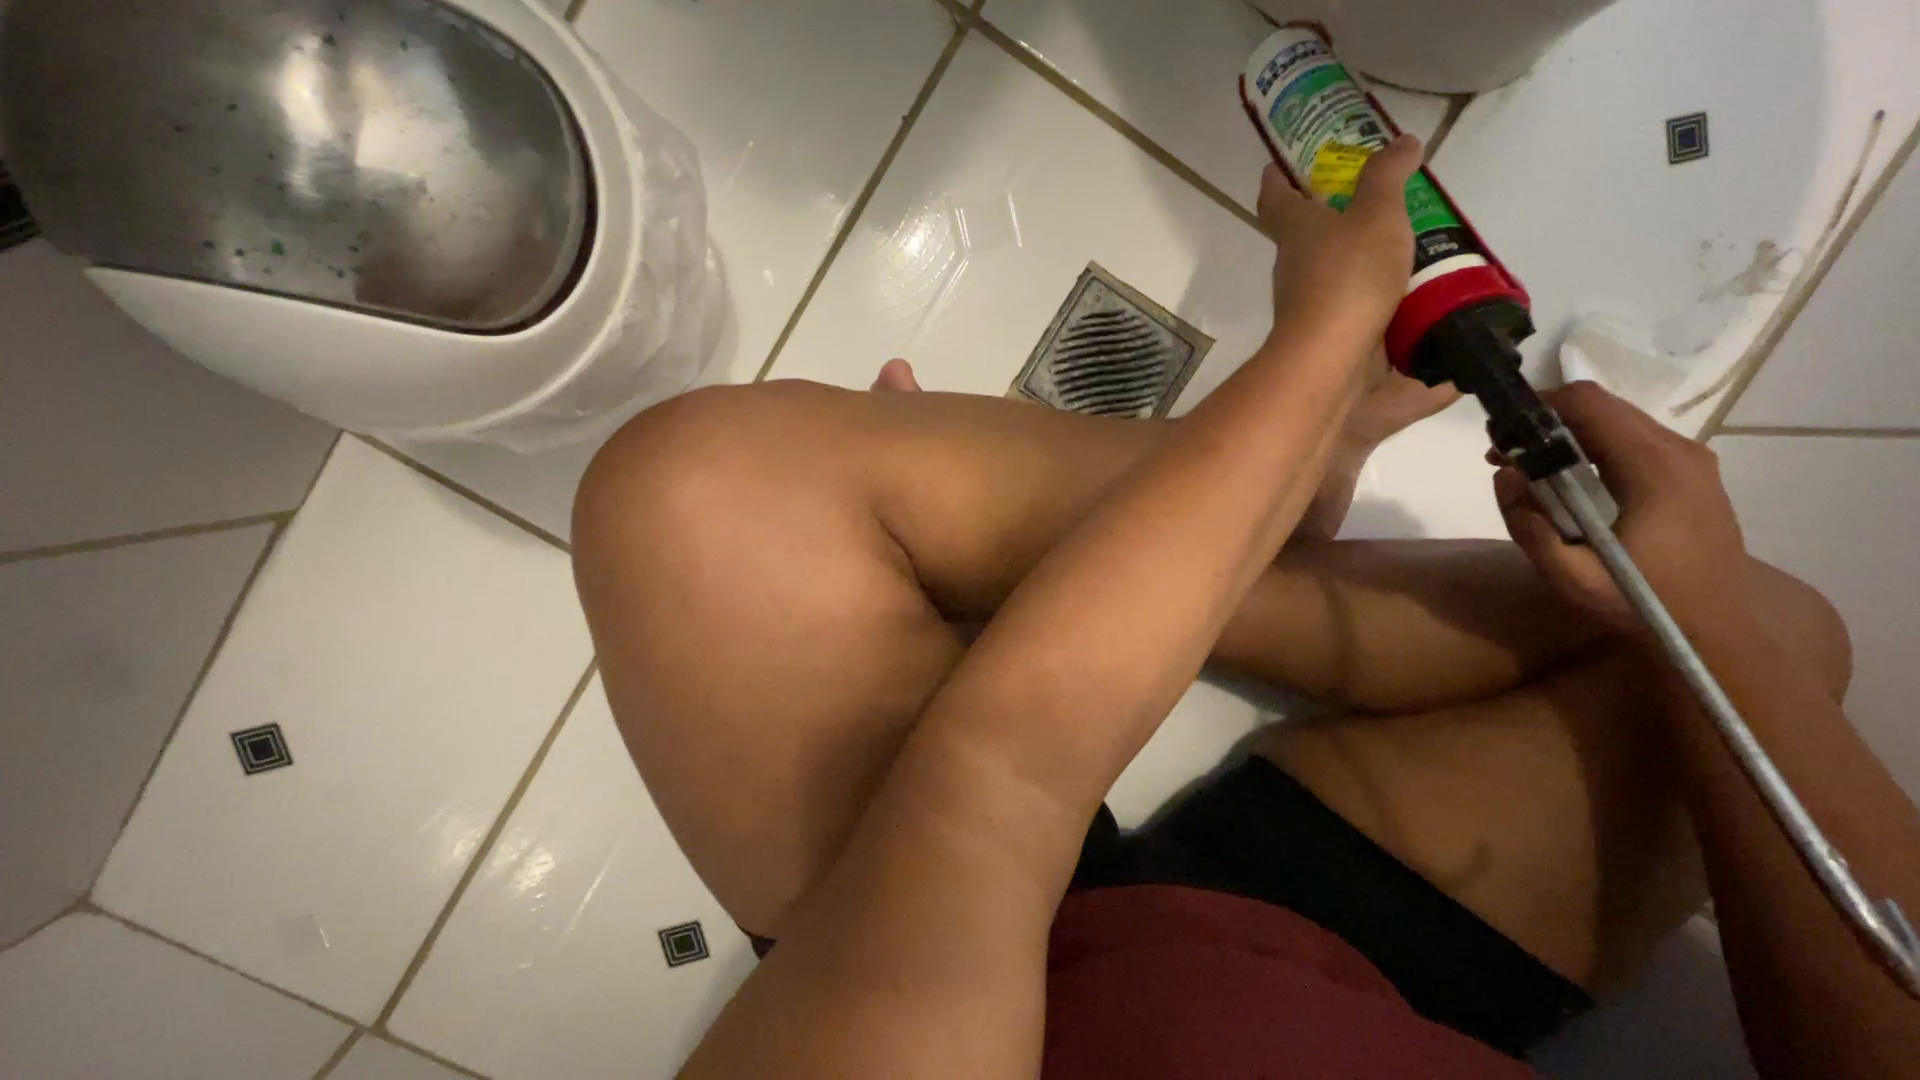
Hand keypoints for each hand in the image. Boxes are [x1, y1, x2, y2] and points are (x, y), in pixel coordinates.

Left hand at [1257, 135, 1421, 347]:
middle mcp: (1292, 266)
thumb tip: (1401, 142)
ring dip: (1355, 258)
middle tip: (1367, 200)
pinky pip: (1351, 304)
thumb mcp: (1376, 214)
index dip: (1276, 179)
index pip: (1274, 198)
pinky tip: (1408, 290)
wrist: (1330, 360)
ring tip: (1400, 244)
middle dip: (1328, 218)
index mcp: (1295, 230)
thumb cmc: (1348, 277)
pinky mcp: (1327, 333)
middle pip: (1302, 236)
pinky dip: (1373, 294)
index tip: (1277, 165)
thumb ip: (1387, 177)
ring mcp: (1306, 304)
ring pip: (1328, 271)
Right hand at [1494, 381, 1747, 631]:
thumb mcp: (1571, 576)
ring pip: (1617, 422)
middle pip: (1602, 407)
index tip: (1502, 436)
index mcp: (1652, 466)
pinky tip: (1572, 484)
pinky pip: (1633, 441)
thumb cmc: (1642, 601)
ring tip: (1533, 473)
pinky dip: (1593, 449)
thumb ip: (1530, 526)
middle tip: (1507, 457)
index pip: (1588, 403)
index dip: (1536, 408)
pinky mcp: (1692, 473)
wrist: (1715, 628)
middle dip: (1545, 423)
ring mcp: (1691, 460)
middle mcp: (1678, 450)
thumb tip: (1505, 475)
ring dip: (1568, 437)